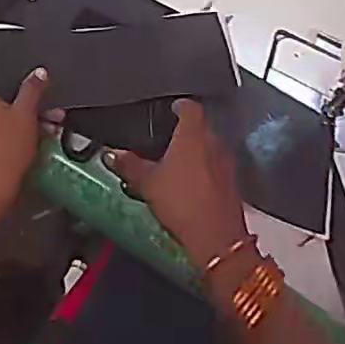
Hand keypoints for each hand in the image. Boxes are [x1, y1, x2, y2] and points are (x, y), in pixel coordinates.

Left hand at [0, 68, 48, 200]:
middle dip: (35, 114)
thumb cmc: (5, 150)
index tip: (48, 104)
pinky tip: (36, 148)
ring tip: (49, 136)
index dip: (33, 98)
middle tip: (53, 120)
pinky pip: (6, 140)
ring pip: (10, 125)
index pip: (9, 90)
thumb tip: (38, 72)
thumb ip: (33, 89)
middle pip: (11, 108)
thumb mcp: (26, 113)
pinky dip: (21, 141)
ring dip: (31, 128)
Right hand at [104, 99, 248, 266]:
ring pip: (209, 147)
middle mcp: (214, 142)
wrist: (217, 239)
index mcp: (193, 133)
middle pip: (201, 126)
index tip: (171, 108)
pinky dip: (204, 169)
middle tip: (167, 138)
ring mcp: (226, 162)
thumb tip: (112, 154)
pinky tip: (189, 183)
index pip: (191, 106)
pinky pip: (216, 166)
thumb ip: (129, 164)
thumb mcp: (148, 182)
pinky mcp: (232, 183)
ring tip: (176, 162)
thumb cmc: (182, 202)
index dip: (180, 105)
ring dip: (196, 151)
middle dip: (185, 131)